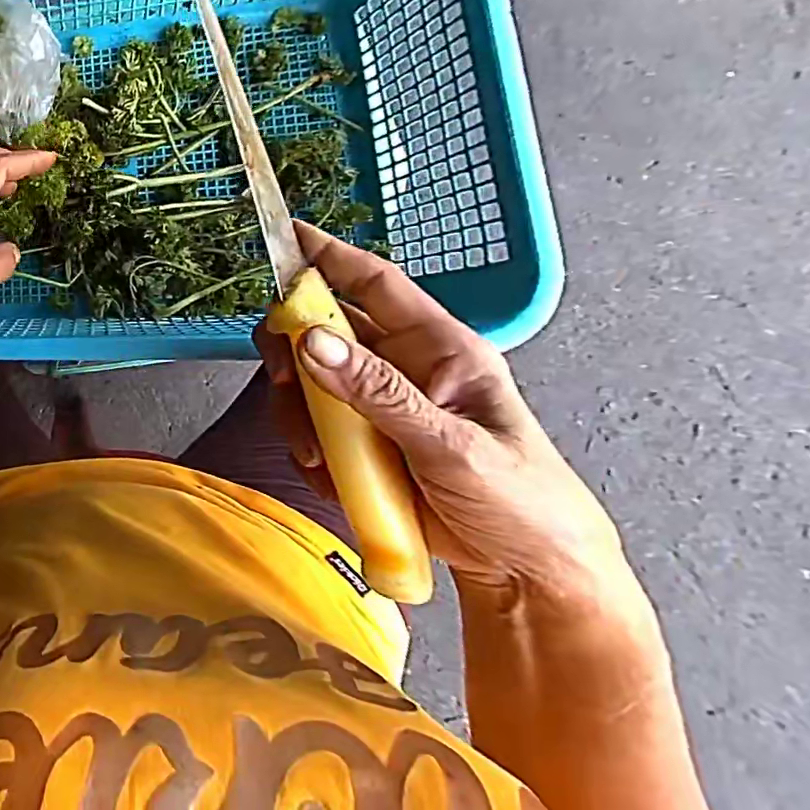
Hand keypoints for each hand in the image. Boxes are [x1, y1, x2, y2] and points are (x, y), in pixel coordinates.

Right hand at [255, 221, 639, 610]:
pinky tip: (335, 479)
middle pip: (325, 328)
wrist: (525, 574)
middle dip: (294, 346)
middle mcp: (402, 366)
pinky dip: (308, 449)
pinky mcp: (361, 444)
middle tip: (284, 379)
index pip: (375, 284)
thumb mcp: (453, 445)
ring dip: (298, 411)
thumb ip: (380, 393)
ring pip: (308, 380)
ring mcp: (377, 406)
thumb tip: (313, 341)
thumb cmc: (521, 500)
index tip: (288, 235)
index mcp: (439, 348)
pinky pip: (312, 429)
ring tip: (319, 454)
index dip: (330, 255)